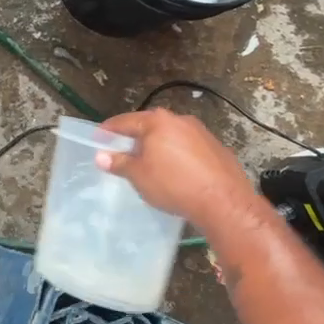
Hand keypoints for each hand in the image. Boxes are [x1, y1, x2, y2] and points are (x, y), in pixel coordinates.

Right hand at [95, 109, 270, 231]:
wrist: (225, 203)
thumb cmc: (174, 185)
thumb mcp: (139, 176)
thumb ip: (118, 163)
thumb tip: (101, 156)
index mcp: (157, 121)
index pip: (124, 121)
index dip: (108, 131)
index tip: (98, 139)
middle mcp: (180, 120)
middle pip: (150, 126)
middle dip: (135, 138)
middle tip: (123, 152)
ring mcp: (202, 133)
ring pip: (171, 136)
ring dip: (159, 146)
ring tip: (151, 164)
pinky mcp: (218, 149)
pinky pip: (189, 147)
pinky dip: (178, 155)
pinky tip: (177, 173)